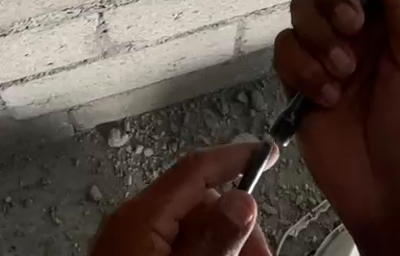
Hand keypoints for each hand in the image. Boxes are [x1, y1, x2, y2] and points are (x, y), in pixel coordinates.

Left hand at [89, 142, 276, 255]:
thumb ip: (215, 242)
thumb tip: (243, 201)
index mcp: (141, 216)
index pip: (196, 169)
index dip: (235, 157)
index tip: (268, 152)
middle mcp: (133, 222)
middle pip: (200, 205)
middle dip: (237, 231)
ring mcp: (131, 246)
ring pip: (193, 231)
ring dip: (224, 250)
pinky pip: (177, 249)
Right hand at [274, 0, 399, 255]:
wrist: (396, 198)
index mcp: (389, 21)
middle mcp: (354, 31)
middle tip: (353, 28)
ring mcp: (323, 54)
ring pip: (300, 11)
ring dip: (318, 37)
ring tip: (343, 74)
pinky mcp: (297, 81)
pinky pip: (283, 50)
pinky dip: (302, 69)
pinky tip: (326, 98)